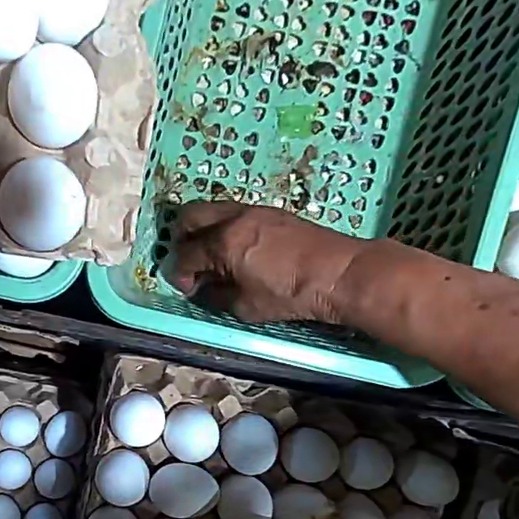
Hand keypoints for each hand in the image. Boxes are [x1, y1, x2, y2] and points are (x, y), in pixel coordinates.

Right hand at [168, 202, 367, 323]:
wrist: (339, 273)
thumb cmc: (291, 295)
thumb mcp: (246, 307)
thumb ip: (217, 297)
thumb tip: (204, 290)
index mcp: (223, 243)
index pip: (186, 255)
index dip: (180, 275)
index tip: (186, 289)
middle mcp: (233, 219)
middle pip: (189, 217)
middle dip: (182, 240)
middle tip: (190, 263)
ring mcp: (254, 211)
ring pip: (213, 210)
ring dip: (204, 231)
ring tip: (213, 257)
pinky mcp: (272, 212)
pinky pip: (235, 213)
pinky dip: (225, 228)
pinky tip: (237, 250)